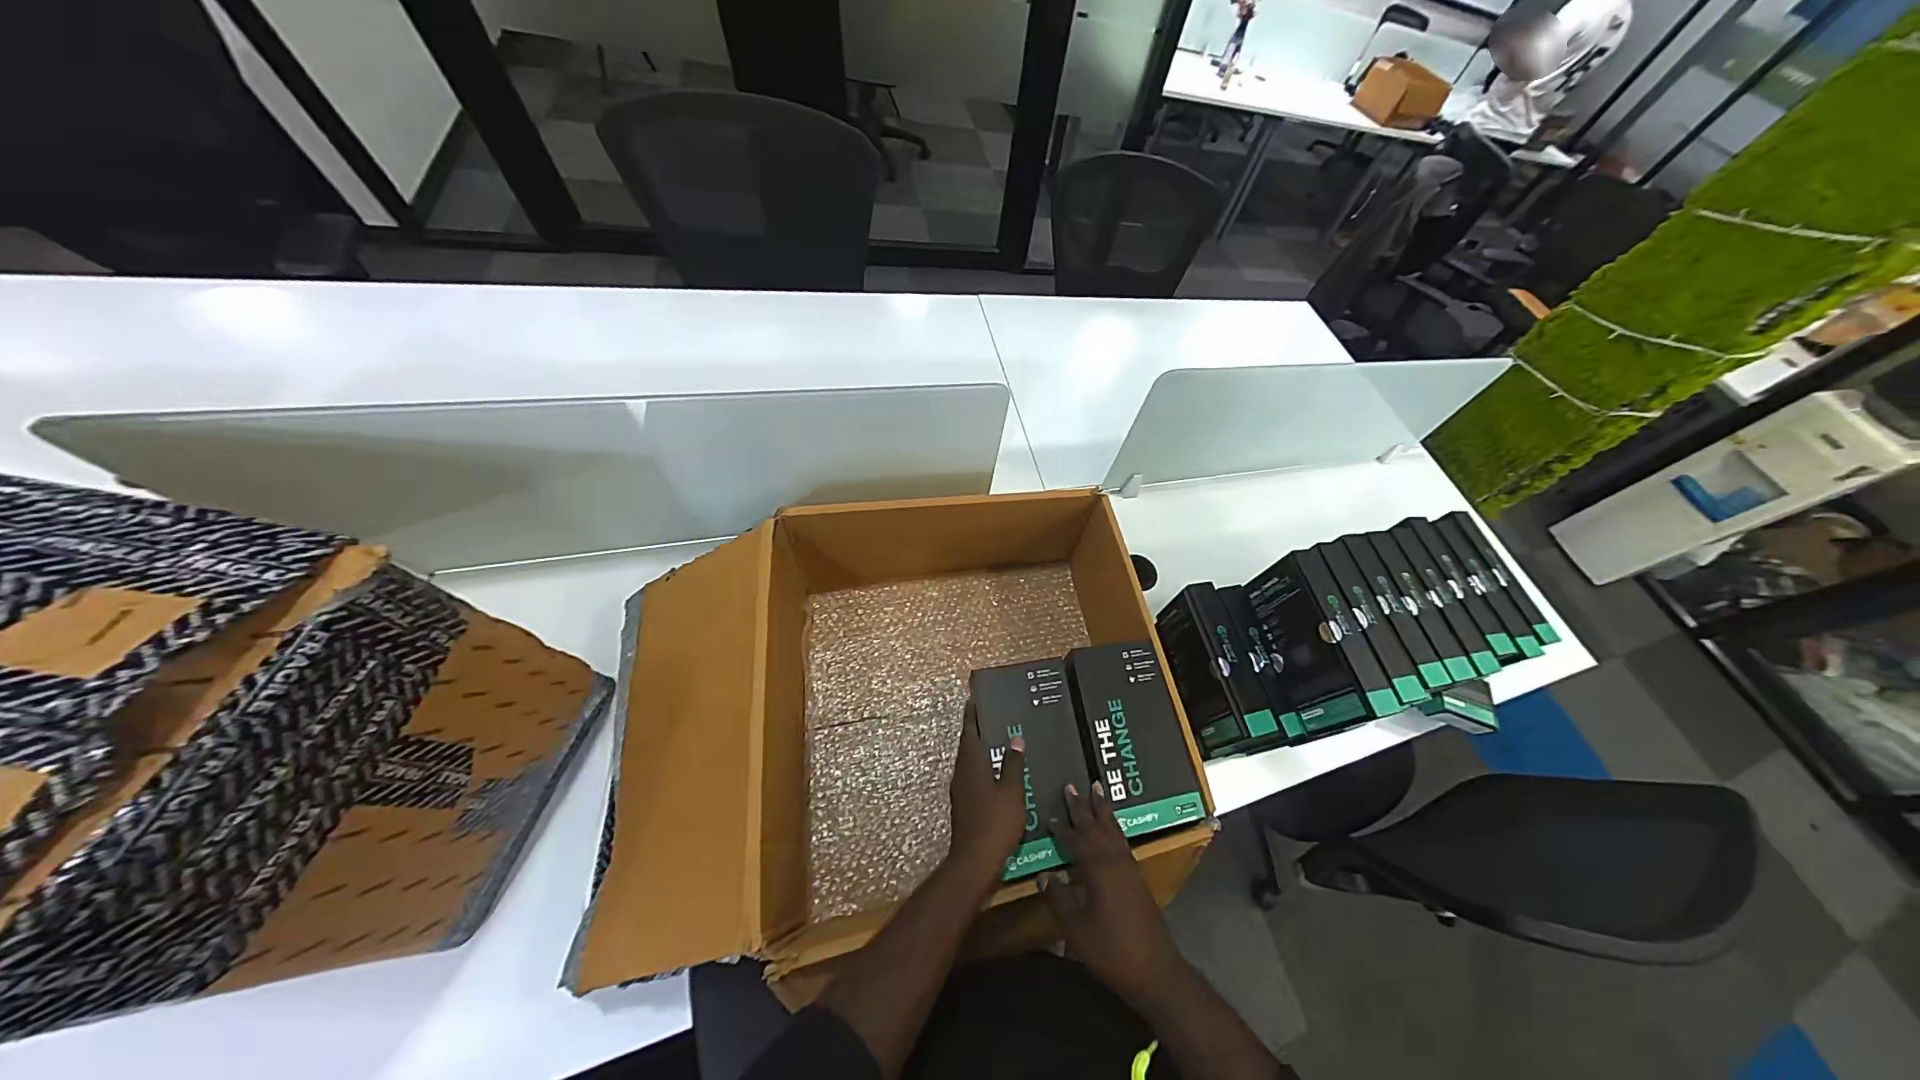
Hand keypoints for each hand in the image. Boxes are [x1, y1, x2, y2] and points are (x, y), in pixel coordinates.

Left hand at [946, 699, 1026, 885]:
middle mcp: (962, 773)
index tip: (975, 699)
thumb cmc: (995, 822)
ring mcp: (961, 790)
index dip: (973, 715)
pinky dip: (985, 768)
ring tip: (1002, 741)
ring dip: (983, 750)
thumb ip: (1013, 765)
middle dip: (980, 730)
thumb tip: (1015, 739)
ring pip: (971, 762)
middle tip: (996, 716)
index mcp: (971, 764)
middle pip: (969, 745)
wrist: (975, 860)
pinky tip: (1001, 773)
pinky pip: (975, 777)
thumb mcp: (1012, 791)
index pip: (970, 731)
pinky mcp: (965, 804)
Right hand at [1040, 782, 1184, 1007]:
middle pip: (1097, 828)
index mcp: (1099, 869)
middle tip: (1072, 786)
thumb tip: (1043, 875)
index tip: (1050, 815)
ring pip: (1114, 831)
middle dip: (1084, 807)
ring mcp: (1130, 870)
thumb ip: (1059, 899)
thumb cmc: (1111, 950)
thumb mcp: (1076, 928)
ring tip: (1097, 791)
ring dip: (1103, 811)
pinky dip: (1114, 829)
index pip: (1077, 840)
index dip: (1062, 828)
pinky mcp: (1137, 880)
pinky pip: (1122, 842)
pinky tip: (1111, 830)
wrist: (1155, 971)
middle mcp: (1116, 862)